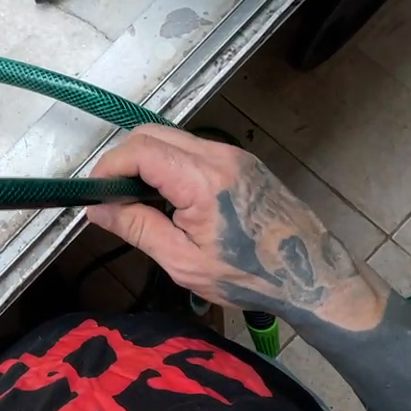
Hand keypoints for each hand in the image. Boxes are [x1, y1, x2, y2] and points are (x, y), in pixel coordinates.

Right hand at [86, 126, 387, 331]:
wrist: (315, 277)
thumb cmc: (252, 276)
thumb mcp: (184, 262)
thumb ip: (136, 228)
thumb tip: (96, 209)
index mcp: (203, 181)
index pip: (139, 150)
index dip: (108, 167)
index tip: (95, 193)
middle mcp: (218, 156)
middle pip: (151, 133)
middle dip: (122, 158)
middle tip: (110, 195)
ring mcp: (232, 154)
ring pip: (170, 137)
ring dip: (144, 159)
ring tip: (137, 198)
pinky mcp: (240, 160)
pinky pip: (190, 148)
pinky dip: (167, 162)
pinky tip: (167, 195)